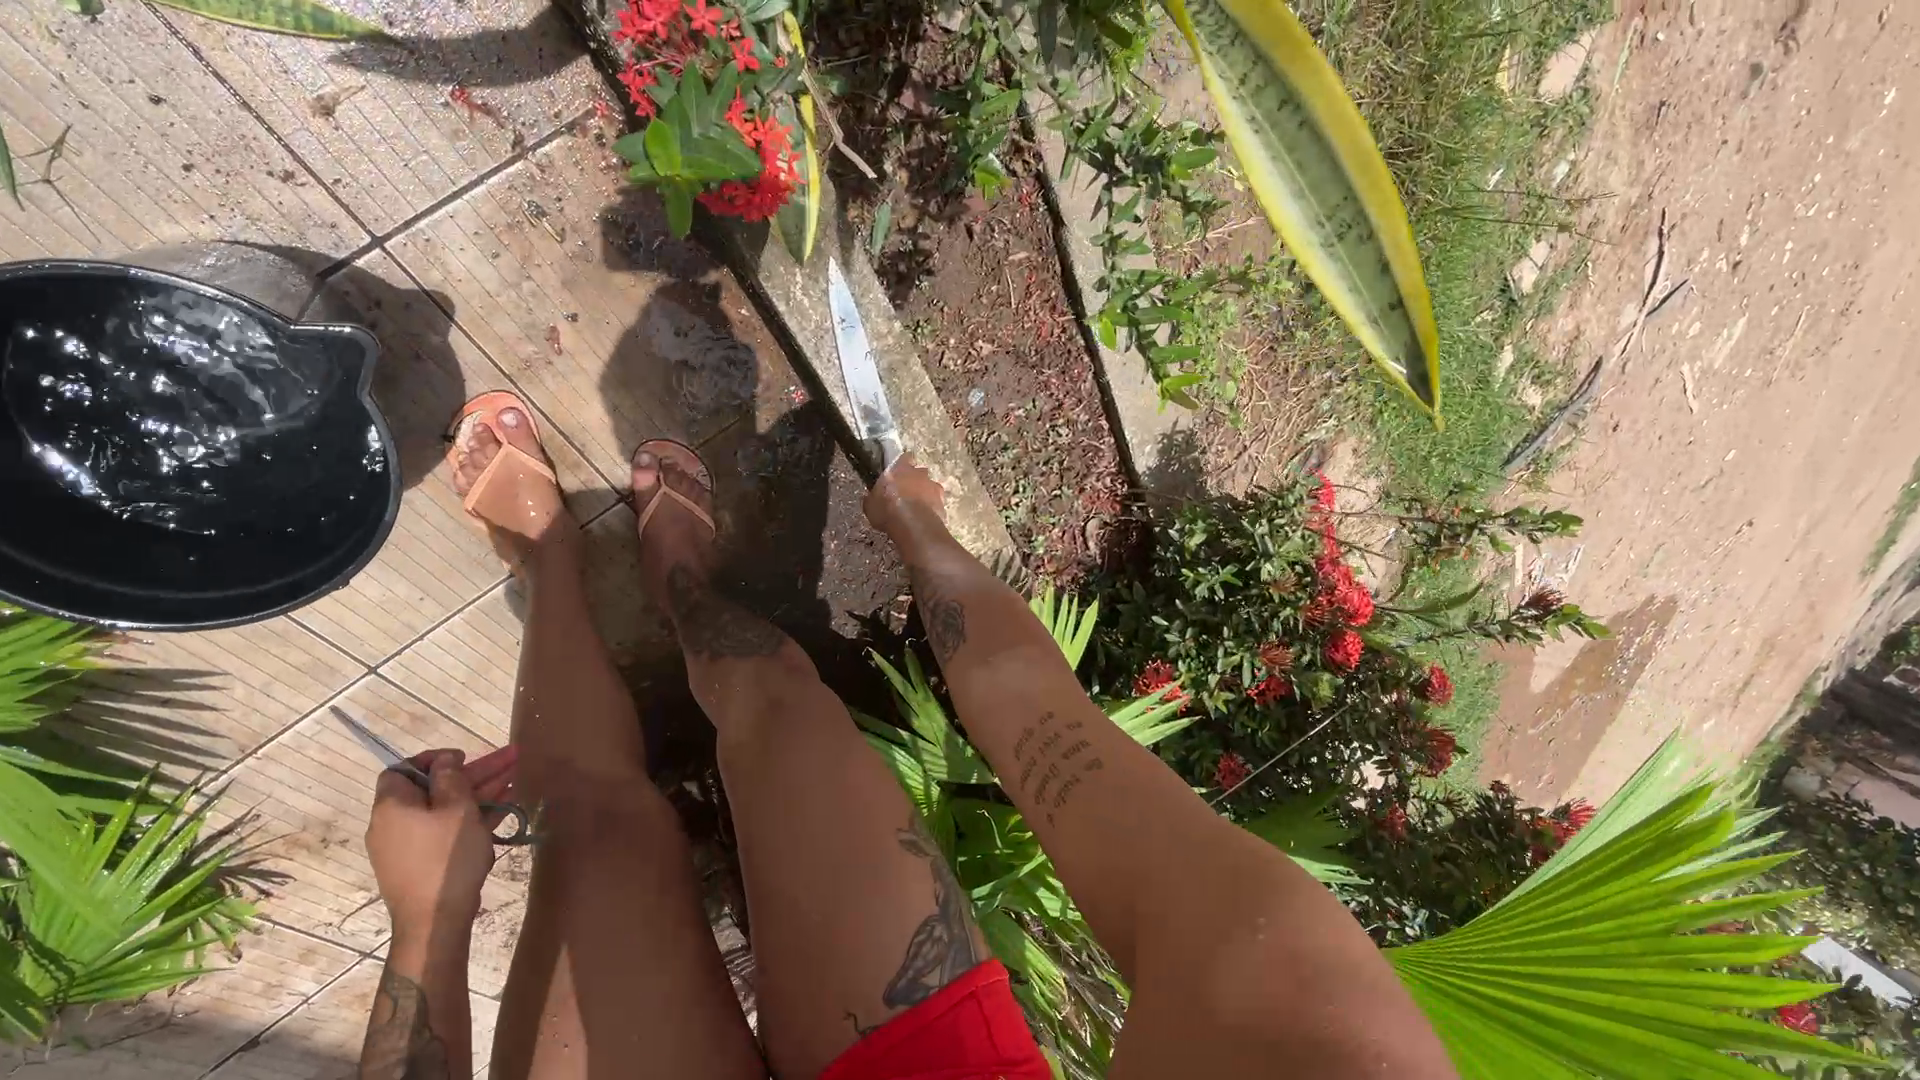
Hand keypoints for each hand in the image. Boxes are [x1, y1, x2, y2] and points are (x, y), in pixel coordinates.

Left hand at [366, 747, 516, 940]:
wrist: (435, 919)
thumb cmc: (445, 857)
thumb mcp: (456, 809)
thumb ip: (451, 778)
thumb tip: (444, 761)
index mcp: (393, 806)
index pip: (401, 771)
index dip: (432, 759)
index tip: (462, 757)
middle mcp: (396, 822)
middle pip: (436, 787)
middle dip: (475, 771)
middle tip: (509, 758)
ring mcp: (411, 844)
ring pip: (448, 807)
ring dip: (481, 790)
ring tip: (516, 774)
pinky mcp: (426, 861)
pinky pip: (448, 828)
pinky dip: (474, 814)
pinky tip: (506, 803)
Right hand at [864, 453, 946, 539]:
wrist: (913, 525)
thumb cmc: (887, 510)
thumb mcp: (870, 505)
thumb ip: (873, 497)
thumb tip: (870, 498)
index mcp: (901, 468)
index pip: (905, 457)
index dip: (902, 465)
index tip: (897, 473)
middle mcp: (920, 473)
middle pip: (919, 472)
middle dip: (914, 480)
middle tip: (905, 493)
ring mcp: (933, 487)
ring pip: (930, 487)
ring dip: (924, 494)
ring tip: (915, 508)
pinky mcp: (942, 502)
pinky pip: (937, 502)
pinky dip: (932, 508)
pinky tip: (924, 518)